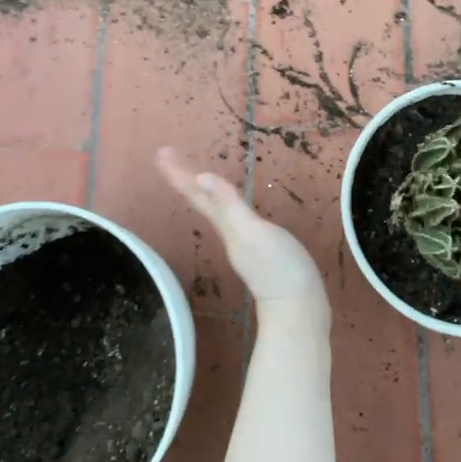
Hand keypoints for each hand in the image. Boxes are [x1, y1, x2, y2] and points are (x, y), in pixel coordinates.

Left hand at [156, 147, 328, 325]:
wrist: (299, 309)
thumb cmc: (278, 269)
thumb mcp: (253, 233)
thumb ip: (229, 205)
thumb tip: (201, 176)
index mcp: (225, 225)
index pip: (197, 195)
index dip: (179, 173)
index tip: (161, 152)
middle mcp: (229, 233)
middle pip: (201, 200)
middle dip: (185, 177)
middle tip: (168, 154)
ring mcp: (243, 243)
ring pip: (215, 209)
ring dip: (202, 189)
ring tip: (194, 174)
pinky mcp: (260, 250)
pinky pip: (233, 218)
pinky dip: (226, 204)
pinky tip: (232, 205)